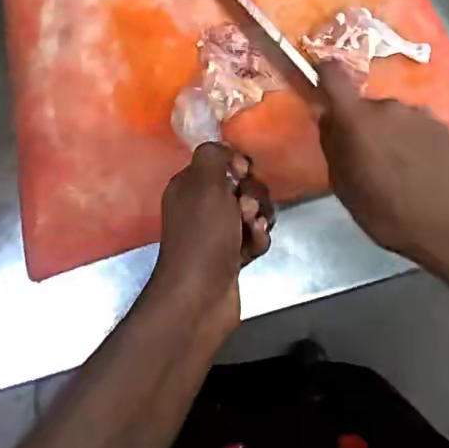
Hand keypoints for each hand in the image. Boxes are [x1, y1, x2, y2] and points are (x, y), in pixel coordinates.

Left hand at [150, 143, 272, 331]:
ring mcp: (216, 231)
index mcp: (189, 184)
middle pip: (242, 185)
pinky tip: (251, 249)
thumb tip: (228, 152)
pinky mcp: (231, 255)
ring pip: (252, 211)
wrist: (200, 295)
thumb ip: (213, 155)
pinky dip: (257, 240)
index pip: (221, 160)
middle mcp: (201, 205)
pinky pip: (254, 237)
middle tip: (245, 209)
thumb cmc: (202, 234)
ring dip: (259, 218)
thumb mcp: (204, 182)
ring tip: (252, 230)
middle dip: (253, 194)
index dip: (237, 164)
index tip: (243, 173)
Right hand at [316, 61, 448, 271]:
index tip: (321, 84)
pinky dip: (412, 140)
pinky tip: (421, 170)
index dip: (324, 73)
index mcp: (355, 118)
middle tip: (366, 156)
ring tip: (398, 168)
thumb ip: (332, 145)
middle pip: (365, 105)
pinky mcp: (445, 127)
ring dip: (389, 133)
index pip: (332, 74)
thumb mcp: (344, 186)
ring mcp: (419, 114)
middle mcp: (387, 106)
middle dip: (361, 124)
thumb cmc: (389, 212)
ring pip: (392, 116)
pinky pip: (416, 126)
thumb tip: (327, 118)